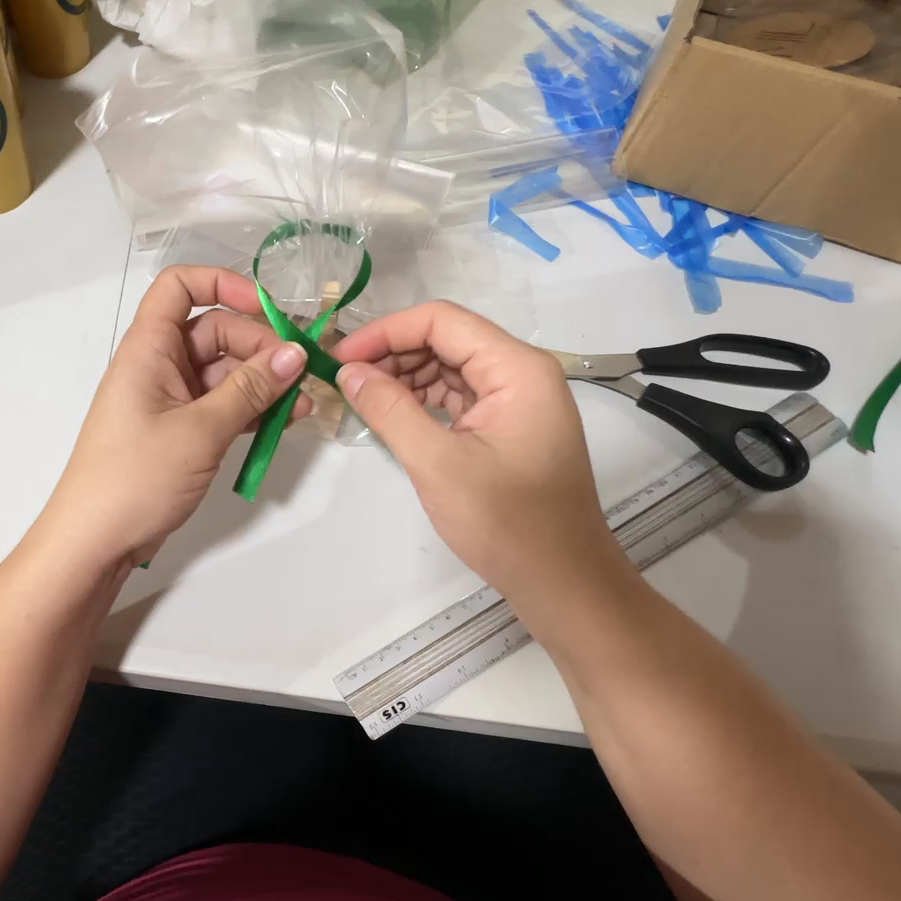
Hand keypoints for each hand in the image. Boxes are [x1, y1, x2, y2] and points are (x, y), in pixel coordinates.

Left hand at [37, 266, 307, 569]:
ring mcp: (169, 400)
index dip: (224, 284)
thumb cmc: (137, 476)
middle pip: (214, 330)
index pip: (180, 286)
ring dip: (263, 382)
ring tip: (303, 403)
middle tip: (302, 370)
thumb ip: (250, 390)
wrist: (96, 540)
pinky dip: (251, 410)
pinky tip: (285, 421)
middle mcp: (158, 365)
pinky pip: (221, 405)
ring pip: (224, 372)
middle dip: (260, 345)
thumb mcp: (200, 430)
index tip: (269, 309)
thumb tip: (294, 353)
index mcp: (148, 348)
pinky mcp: (180, 431)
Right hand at [331, 301, 630, 599]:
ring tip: (359, 396)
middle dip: (391, 353)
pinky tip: (389, 413)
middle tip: (342, 378)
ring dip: (402, 375)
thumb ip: (389, 409)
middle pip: (445, 338)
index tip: (340, 356)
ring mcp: (516, 399)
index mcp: (517, 369)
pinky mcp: (506, 425)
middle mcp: (521, 372)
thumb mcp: (437, 463)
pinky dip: (420, 399)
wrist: (561, 579)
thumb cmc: (506, 521)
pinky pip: (457, 394)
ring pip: (448, 365)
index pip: (442, 321)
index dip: (385, 332)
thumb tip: (348, 372)